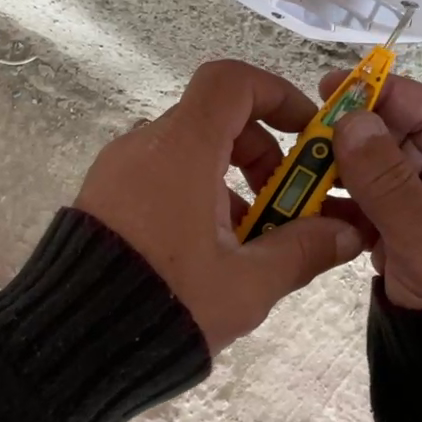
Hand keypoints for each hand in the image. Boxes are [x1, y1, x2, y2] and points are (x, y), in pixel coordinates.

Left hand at [75, 61, 367, 352]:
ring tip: (247, 240)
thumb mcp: (247, 284)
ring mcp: (115, 169)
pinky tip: (204, 249)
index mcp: (181, 150)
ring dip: (227, 179)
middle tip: (284, 203)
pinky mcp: (100, 195)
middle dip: (260, 153)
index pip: (230, 82)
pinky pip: (156, 174)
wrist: (74, 339)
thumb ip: (303, 250)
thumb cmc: (168, 302)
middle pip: (213, 119)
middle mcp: (143, 145)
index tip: (306, 132)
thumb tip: (347, 233)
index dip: (275, 94)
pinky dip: (191, 192)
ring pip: (186, 150)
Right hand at [320, 70, 421, 308]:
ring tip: (298, 164)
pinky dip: (340, 203)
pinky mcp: (404, 237)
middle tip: (306, 128)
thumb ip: (387, 181)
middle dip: (357, 133)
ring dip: (342, 169)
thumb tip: (350, 118)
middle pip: (405, 141)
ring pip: (380, 173)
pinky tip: (306, 201)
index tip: (336, 84)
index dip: (390, 95)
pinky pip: (369, 206)